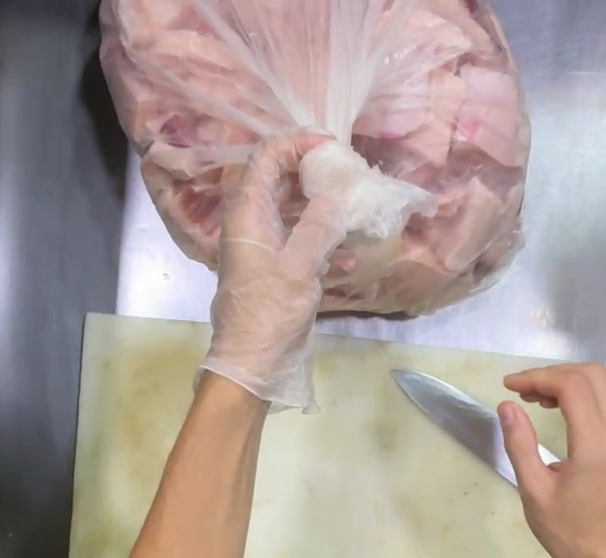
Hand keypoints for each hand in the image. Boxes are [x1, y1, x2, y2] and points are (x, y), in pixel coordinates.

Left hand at [202, 133, 349, 412]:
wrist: (252, 365)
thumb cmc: (268, 315)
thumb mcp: (297, 267)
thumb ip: (319, 225)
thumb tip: (340, 194)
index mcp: (247, 213)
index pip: (267, 157)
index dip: (297, 143)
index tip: (333, 147)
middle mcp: (253, 226)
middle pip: (281, 182)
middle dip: (316, 174)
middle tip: (350, 175)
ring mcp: (265, 251)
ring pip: (295, 215)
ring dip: (325, 211)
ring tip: (358, 209)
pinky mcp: (278, 274)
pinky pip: (303, 247)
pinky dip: (326, 247)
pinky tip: (352, 259)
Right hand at [498, 364, 605, 557]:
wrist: (601, 555)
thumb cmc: (563, 529)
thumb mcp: (533, 489)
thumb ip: (520, 444)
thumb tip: (507, 406)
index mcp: (596, 446)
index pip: (572, 387)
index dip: (538, 378)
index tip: (510, 386)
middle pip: (593, 375)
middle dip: (554, 374)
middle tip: (523, 391)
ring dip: (573, 380)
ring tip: (542, 398)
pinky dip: (590, 392)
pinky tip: (566, 407)